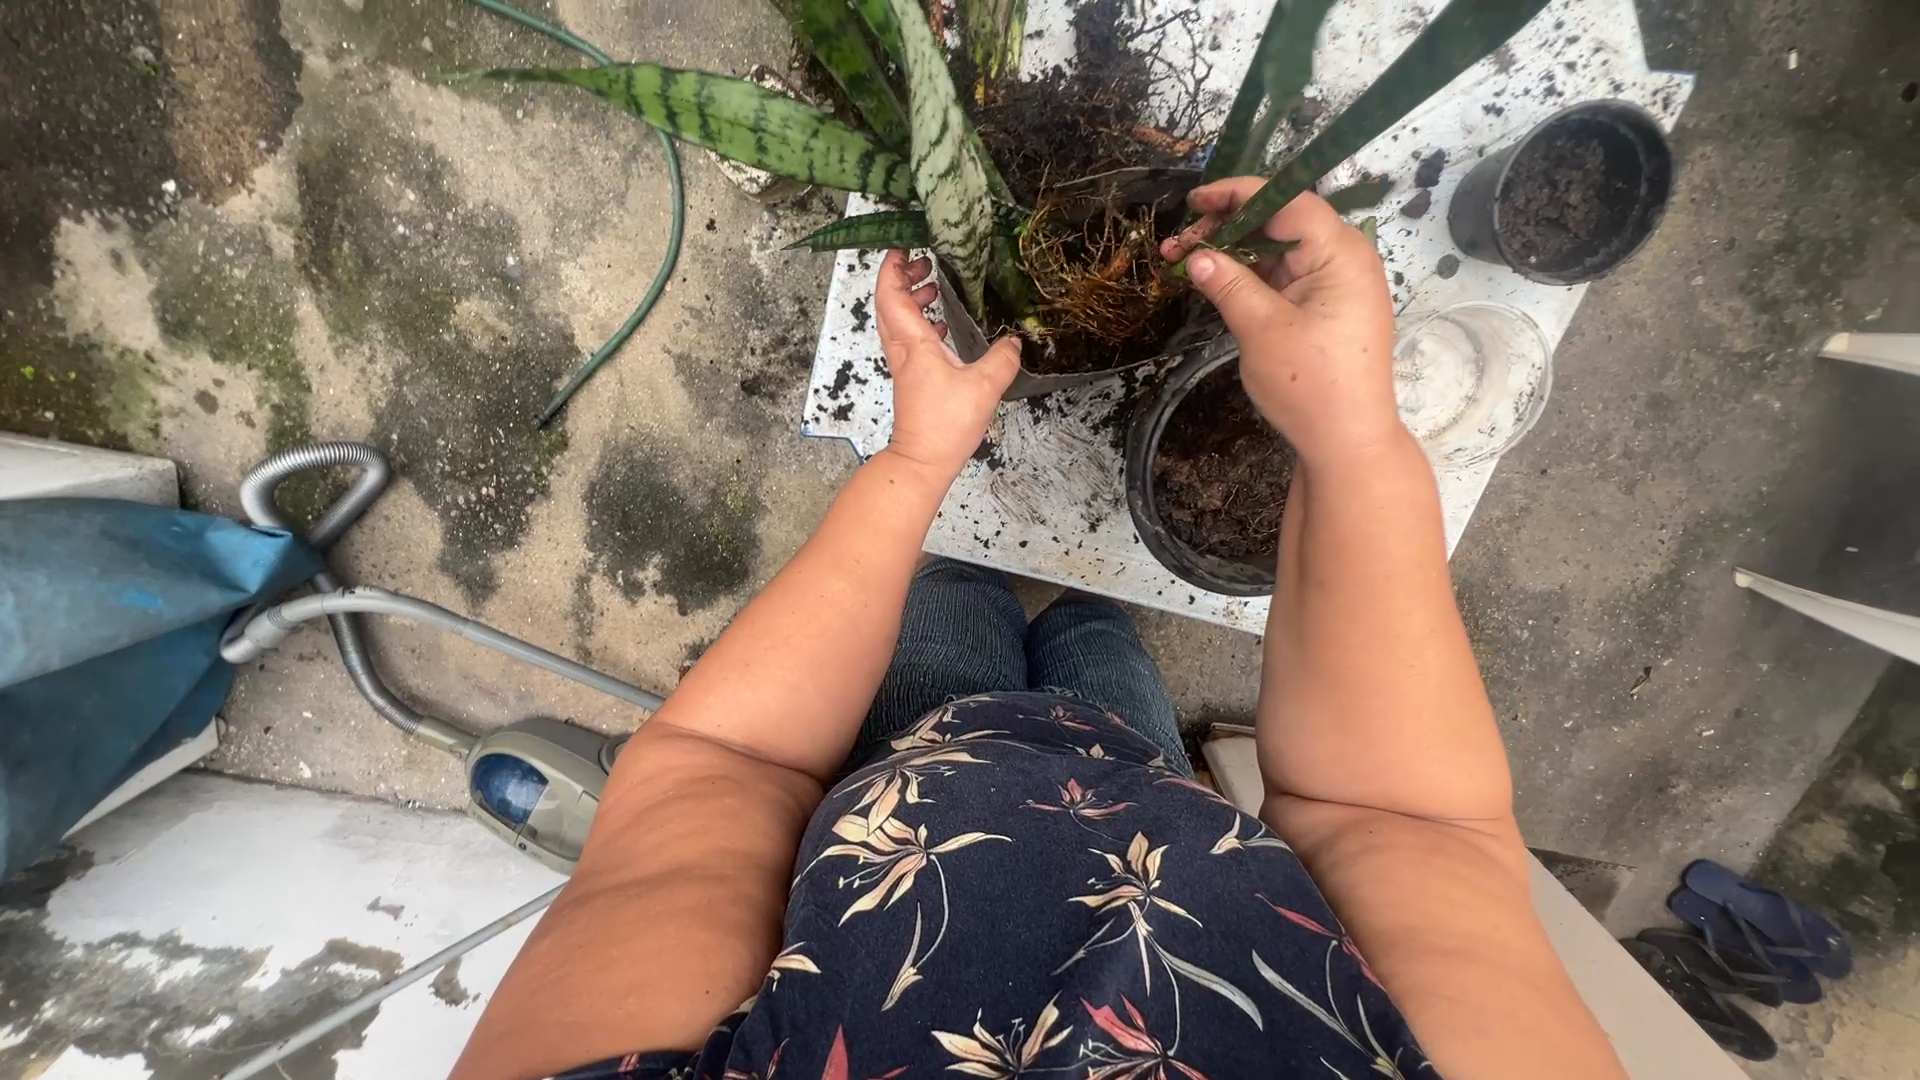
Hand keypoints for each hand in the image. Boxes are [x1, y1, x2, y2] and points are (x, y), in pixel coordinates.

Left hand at [874, 249, 1021, 474]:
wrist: (922, 462)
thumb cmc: (945, 424)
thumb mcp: (984, 387)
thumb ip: (1002, 359)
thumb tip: (1014, 341)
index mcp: (914, 343)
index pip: (892, 294)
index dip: (893, 267)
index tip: (905, 247)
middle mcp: (903, 351)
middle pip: (889, 304)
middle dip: (902, 278)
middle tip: (925, 263)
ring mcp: (904, 367)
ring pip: (898, 323)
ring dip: (910, 301)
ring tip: (934, 289)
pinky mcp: (911, 381)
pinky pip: (909, 342)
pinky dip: (920, 326)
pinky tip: (941, 329)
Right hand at [1161, 180, 1404, 463]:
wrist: (1345, 439)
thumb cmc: (1309, 384)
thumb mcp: (1262, 330)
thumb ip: (1229, 285)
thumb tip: (1196, 256)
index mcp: (1339, 253)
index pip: (1286, 201)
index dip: (1237, 194)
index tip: (1194, 202)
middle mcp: (1343, 259)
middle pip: (1281, 223)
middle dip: (1228, 227)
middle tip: (1179, 244)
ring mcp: (1335, 285)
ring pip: (1278, 252)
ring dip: (1234, 254)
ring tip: (1186, 263)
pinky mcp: (1324, 309)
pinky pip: (1284, 278)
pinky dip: (1250, 277)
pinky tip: (1217, 281)